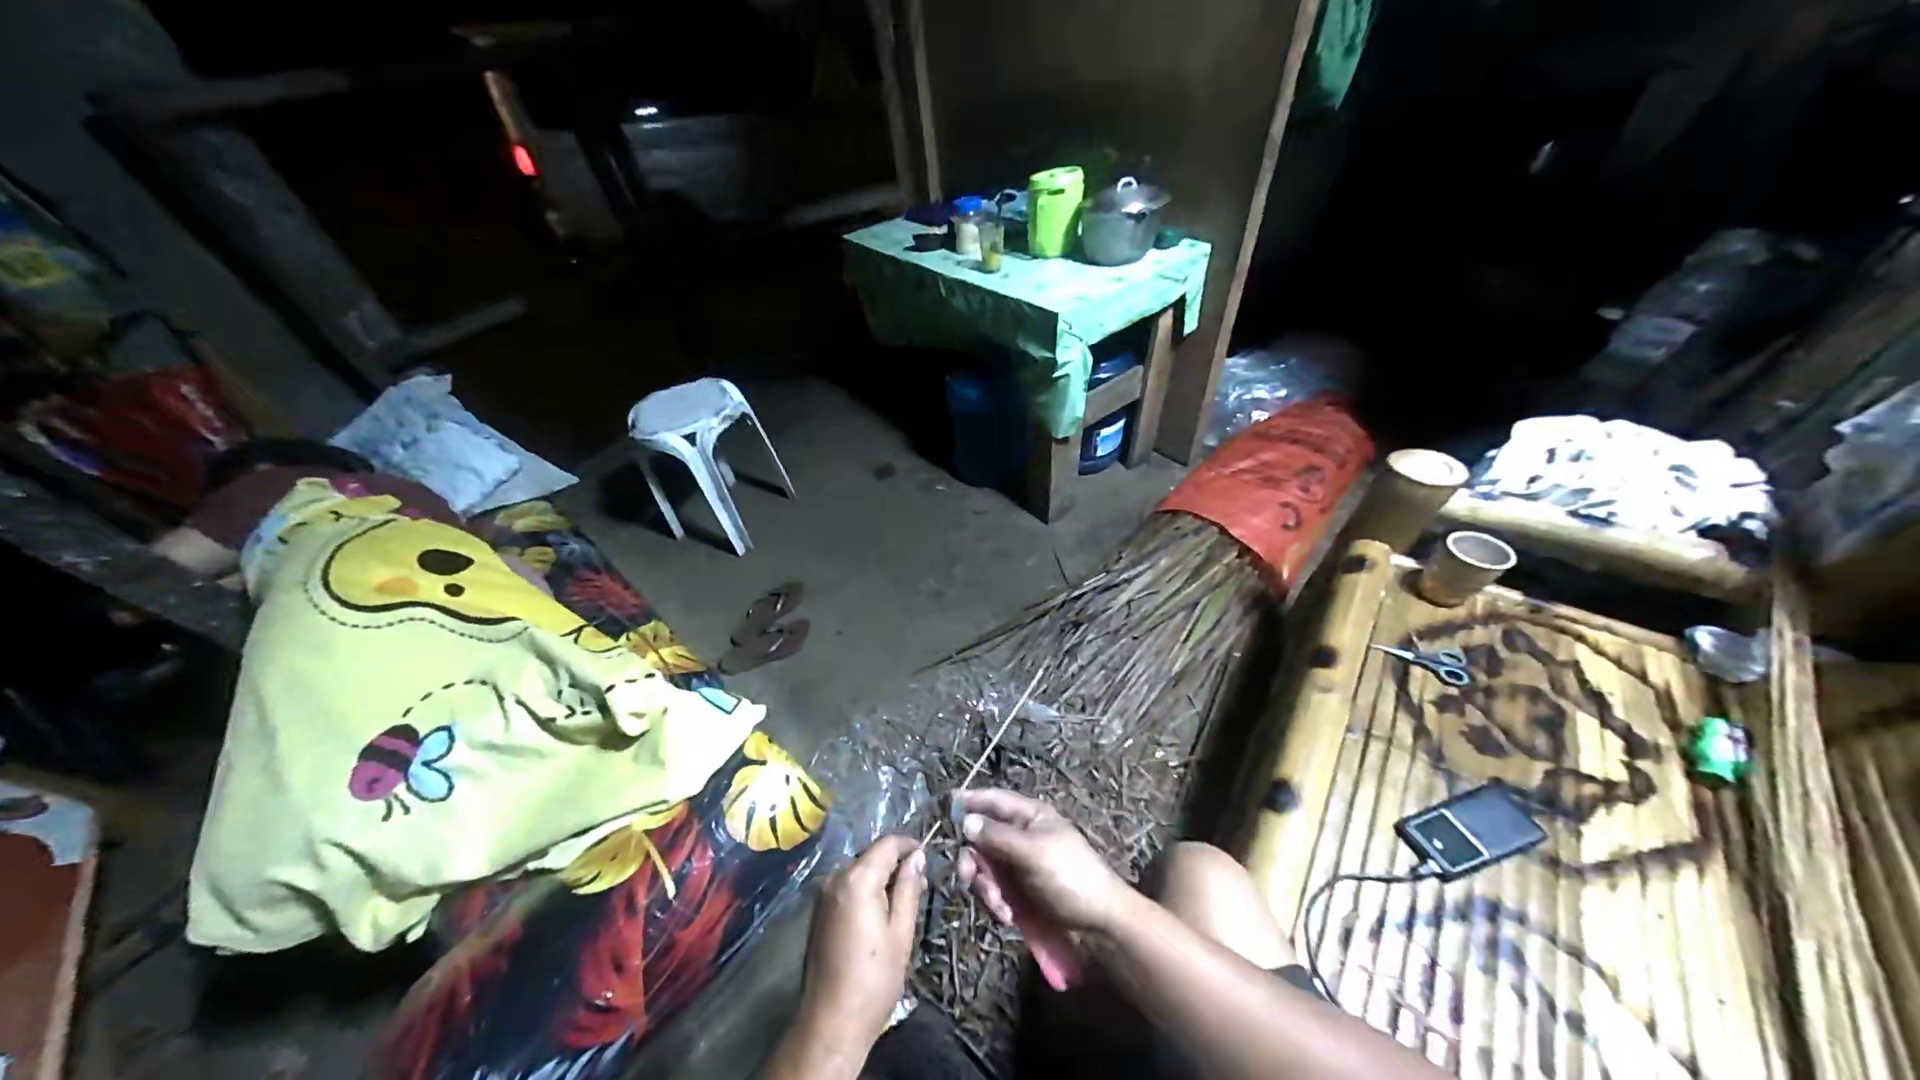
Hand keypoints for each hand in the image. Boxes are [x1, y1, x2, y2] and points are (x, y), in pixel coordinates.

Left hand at [787, 834, 925, 1071]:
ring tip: (901, 904)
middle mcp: (835, 878)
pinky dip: (864, 892)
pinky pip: (846, 888)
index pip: (888, 844)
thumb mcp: (901, 932)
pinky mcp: (818, 912)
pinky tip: (877, 916)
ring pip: (859, 872)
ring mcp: (822, 895)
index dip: (910, 846)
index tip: (928, 859)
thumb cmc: (873, 978)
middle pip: (871, 856)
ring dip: (880, 879)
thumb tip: (917, 856)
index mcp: (856, 879)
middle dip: (896, 864)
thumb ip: (909, 888)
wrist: (830, 1023)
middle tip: (918, 887)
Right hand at [955, 789, 1132, 933]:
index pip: (993, 800)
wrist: (1098, 927)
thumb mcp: (1033, 852)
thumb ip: (997, 836)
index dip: (970, 800)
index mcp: (1029, 817)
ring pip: (983, 867)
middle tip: (967, 875)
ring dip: (985, 886)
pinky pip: (993, 891)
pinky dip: (996, 903)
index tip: (945, 806)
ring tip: (999, 904)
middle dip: (973, 858)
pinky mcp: (1018, 893)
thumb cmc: (1070, 877)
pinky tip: (1008, 915)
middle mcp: (1020, 837)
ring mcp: (1018, 866)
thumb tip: (966, 820)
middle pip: (981, 837)